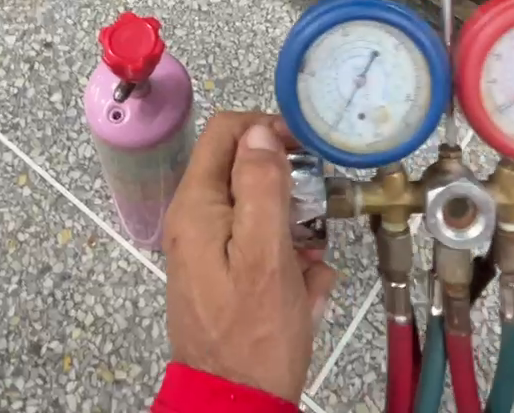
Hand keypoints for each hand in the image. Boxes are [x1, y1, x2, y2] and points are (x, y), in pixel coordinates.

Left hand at [163, 112, 338, 401]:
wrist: (236, 408)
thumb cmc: (254, 335)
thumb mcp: (264, 255)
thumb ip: (261, 187)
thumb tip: (260, 132)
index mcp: (197, 204)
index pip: (226, 131)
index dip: (266, 128)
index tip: (305, 148)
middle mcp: (197, 217)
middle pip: (244, 167)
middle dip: (286, 184)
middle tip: (316, 210)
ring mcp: (210, 245)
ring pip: (258, 205)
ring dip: (293, 223)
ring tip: (314, 256)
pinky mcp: (225, 270)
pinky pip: (260, 240)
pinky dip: (288, 253)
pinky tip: (308, 283)